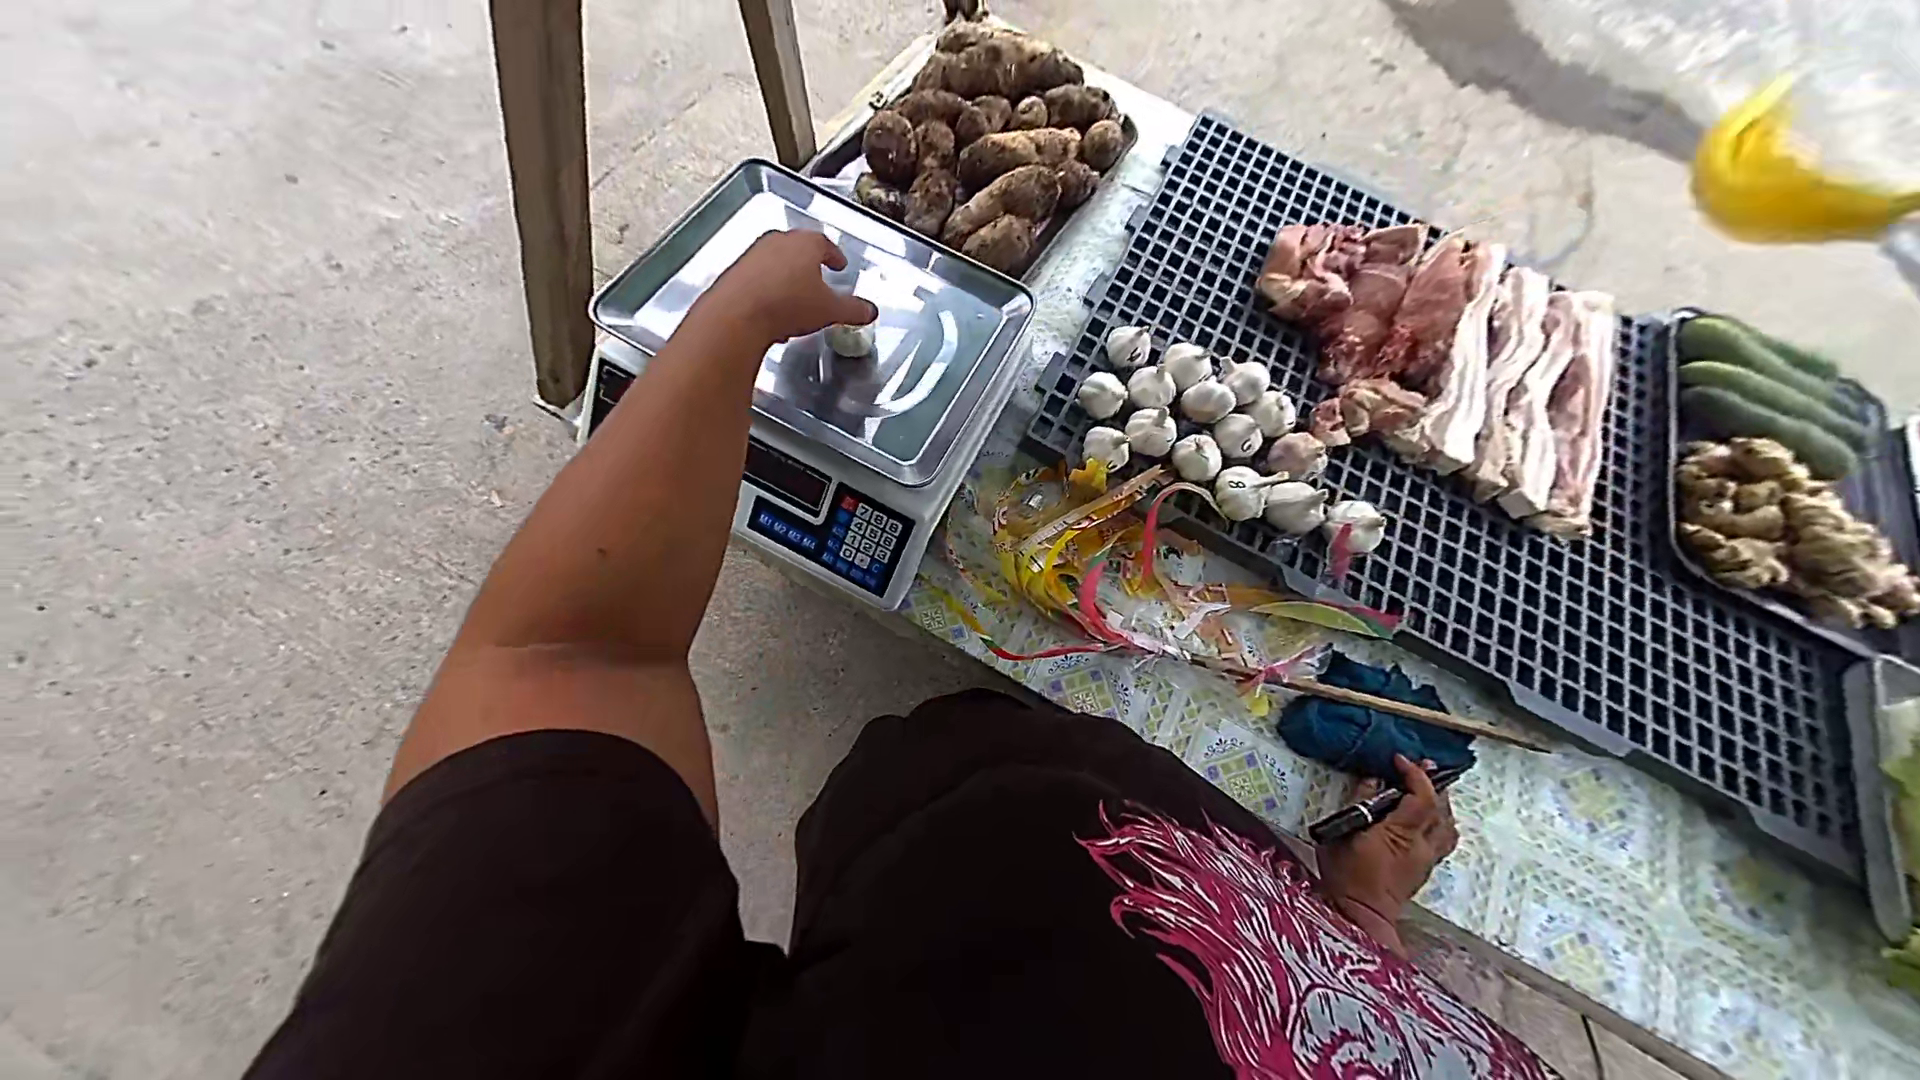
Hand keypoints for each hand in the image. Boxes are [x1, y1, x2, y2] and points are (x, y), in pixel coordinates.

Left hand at [698, 230, 877, 345]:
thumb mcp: (830, 310)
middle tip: (820, 277)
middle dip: (810, 263)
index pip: (825, 243)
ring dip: (789, 275)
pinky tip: (775, 308)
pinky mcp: (736, 272)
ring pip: (778, 261)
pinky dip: (771, 288)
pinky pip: (760, 277)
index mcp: (805, 243)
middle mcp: (778, 241)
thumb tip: (870, 311)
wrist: (738, 315)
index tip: (839, 265)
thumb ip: (853, 309)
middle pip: (799, 248)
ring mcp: (754, 255)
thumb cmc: (788, 304)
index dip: (835, 255)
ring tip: (798, 296)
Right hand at [1317, 754, 1458, 952]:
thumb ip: (1358, 804)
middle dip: (1433, 785)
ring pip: (1448, 826)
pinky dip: (1437, 819)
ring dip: (1440, 803)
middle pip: (1442, 811)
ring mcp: (1427, 859)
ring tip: (1425, 788)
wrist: (1360, 914)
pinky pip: (1442, 837)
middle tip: (1420, 767)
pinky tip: (1423, 814)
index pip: (1422, 799)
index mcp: (1400, 835)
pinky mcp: (1426, 867)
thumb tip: (1371, 780)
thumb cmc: (1345, 872)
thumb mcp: (1341, 832)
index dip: (1415, 775)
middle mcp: (1421, 846)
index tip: (1399, 759)